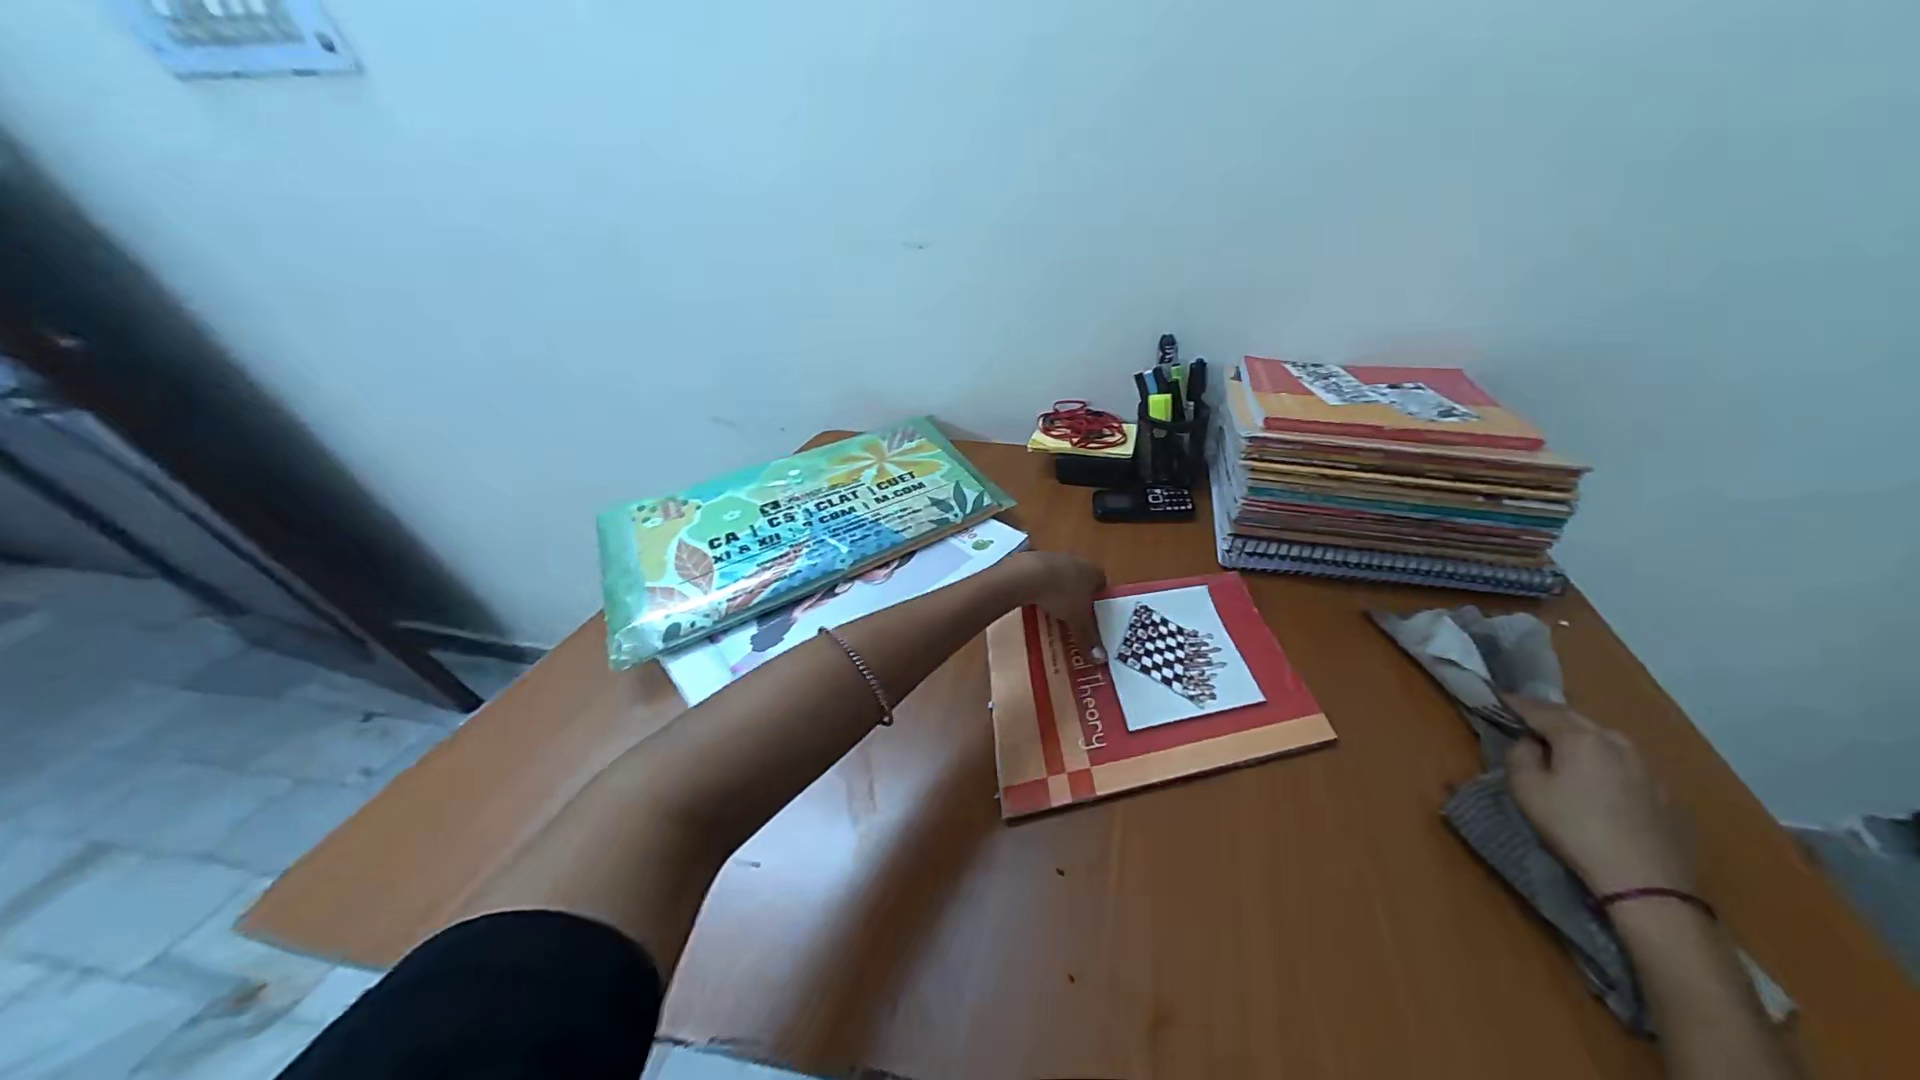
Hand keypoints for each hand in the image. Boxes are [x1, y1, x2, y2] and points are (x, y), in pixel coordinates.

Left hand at [1004, 551, 1107, 661]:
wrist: (1027, 574)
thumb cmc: (1062, 594)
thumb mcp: (1078, 619)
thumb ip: (1089, 638)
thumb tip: (1101, 660)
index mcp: (1092, 570)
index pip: (1102, 584)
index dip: (1099, 600)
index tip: (1094, 617)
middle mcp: (1076, 560)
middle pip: (1080, 580)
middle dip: (1077, 598)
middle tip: (1073, 618)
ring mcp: (1053, 557)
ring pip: (1059, 578)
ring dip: (1057, 592)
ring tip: (1052, 613)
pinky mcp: (1031, 559)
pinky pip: (1040, 577)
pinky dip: (1039, 589)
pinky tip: (1034, 603)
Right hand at [1504, 697, 1693, 896]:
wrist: (1645, 880)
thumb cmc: (1573, 827)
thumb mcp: (1526, 788)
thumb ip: (1520, 754)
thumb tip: (1530, 742)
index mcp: (1581, 737)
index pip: (1540, 709)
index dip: (1515, 702)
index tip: (1498, 697)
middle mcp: (1617, 742)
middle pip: (1576, 720)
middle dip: (1549, 716)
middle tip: (1527, 719)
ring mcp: (1648, 767)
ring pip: (1605, 740)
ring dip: (1580, 738)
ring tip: (1562, 747)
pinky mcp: (1665, 793)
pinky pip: (1625, 764)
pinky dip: (1604, 762)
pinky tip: (1598, 779)